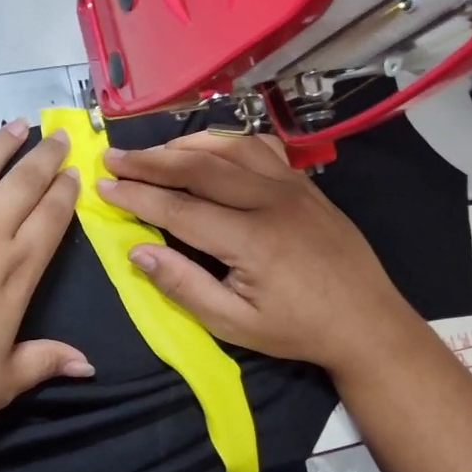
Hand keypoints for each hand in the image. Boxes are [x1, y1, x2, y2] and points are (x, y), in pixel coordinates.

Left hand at [0, 120, 89, 429]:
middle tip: (59, 137)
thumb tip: (88, 365)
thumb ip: (44, 363)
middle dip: (45, 157)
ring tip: (18, 126)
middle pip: (23, 184)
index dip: (66, 192)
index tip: (75, 173)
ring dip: (3, 145)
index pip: (51, 219)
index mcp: (15, 271)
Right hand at [96, 132, 426, 373]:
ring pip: (230, 148)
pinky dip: (227, 142)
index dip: (137, 195)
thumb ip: (183, 285)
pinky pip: (260, 148)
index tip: (103, 185)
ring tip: (152, 152)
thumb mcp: (234, 324)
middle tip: (113, 156)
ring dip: (185, 145)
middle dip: (150, 160)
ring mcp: (293, 187)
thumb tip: (138, 252)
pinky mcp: (305, 184)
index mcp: (252, 240)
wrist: (368, 323)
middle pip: (199, 167)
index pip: (179, 208)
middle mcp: (271, 202)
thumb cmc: (296, 330)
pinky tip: (208, 149)